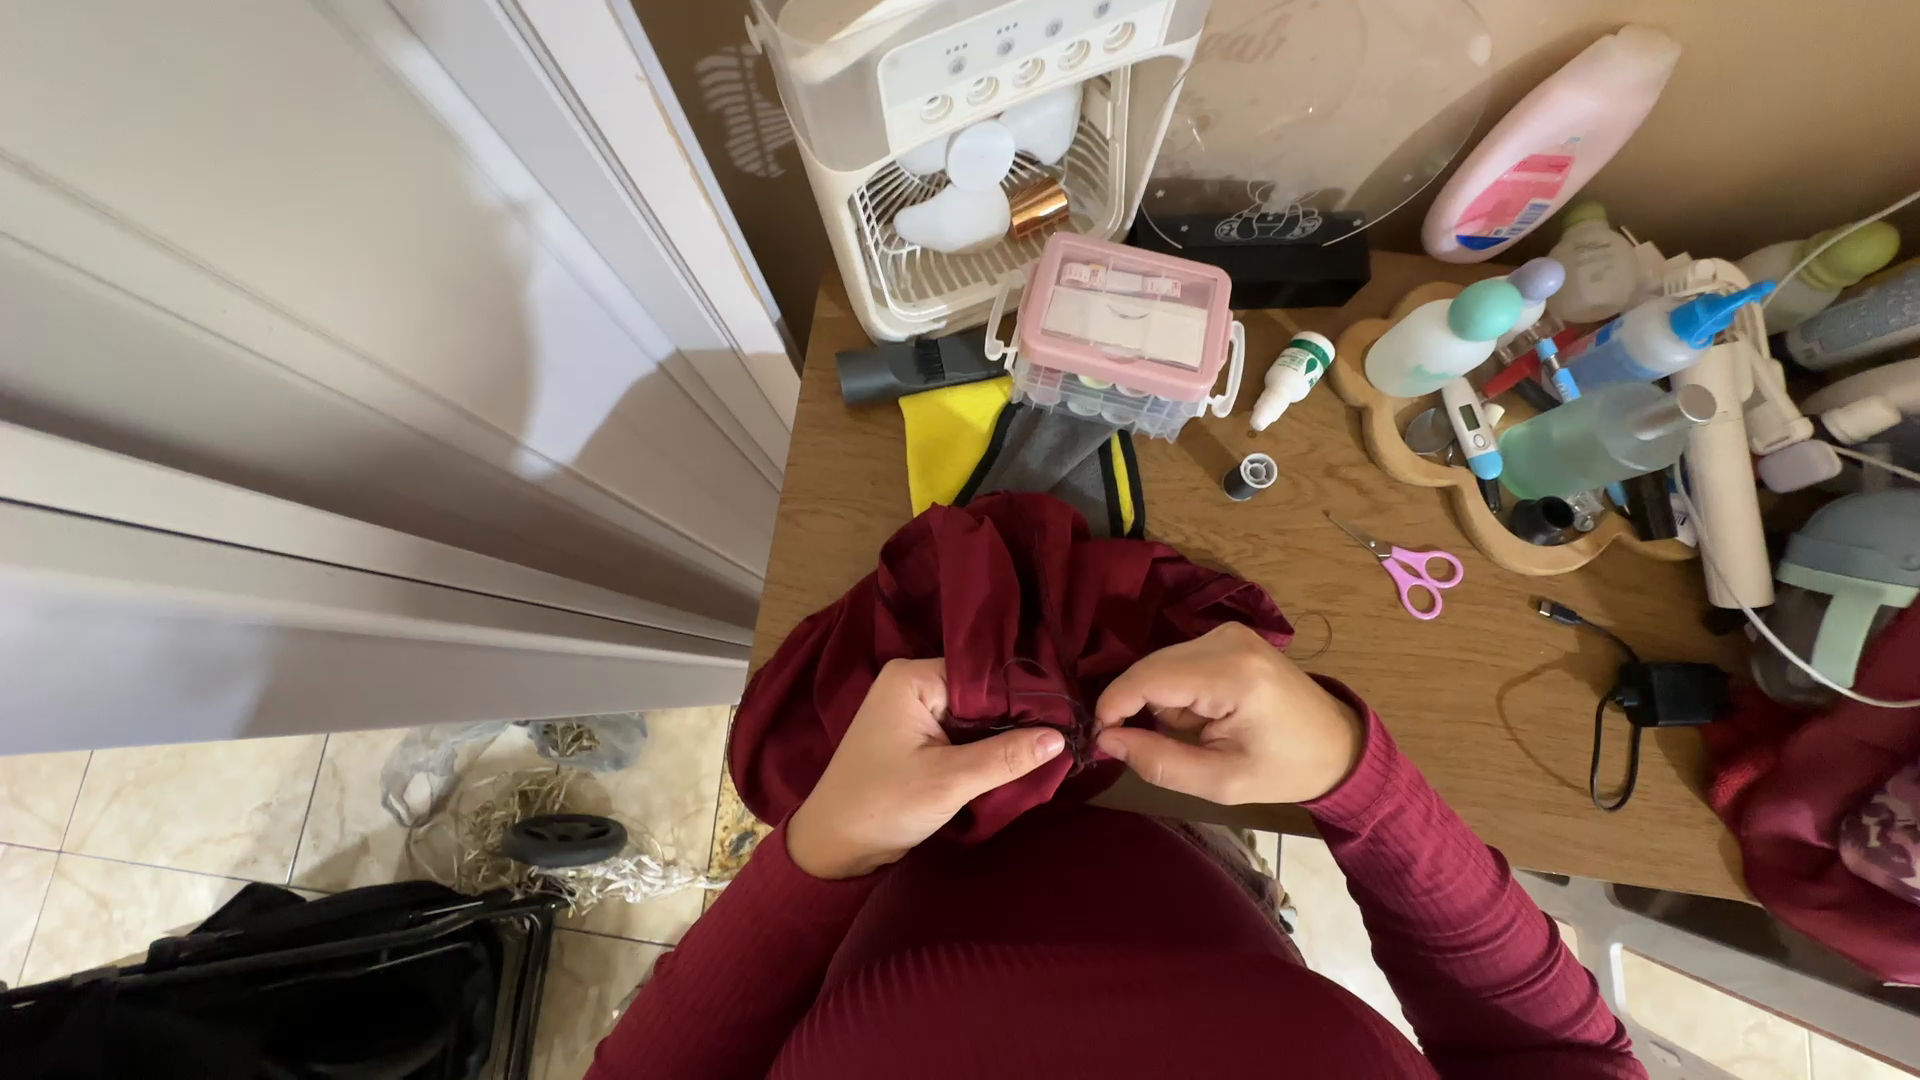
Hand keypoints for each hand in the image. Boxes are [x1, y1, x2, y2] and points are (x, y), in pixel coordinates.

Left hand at [786, 658, 1066, 878]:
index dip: (1023, 695)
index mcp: (913, 677)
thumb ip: (1005, 756)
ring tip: (1050, 746)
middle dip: (1015, 717)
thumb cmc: (884, 804)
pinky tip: (1018, 757)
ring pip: (975, 713)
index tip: (1064, 716)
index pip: (983, 673)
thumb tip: (1059, 736)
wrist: (834, 846)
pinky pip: (961, 730)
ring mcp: (914, 708)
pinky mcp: (918, 734)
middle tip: (1063, 735)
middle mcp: (913, 682)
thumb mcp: (949, 780)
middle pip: (981, 692)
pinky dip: (984, 746)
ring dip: (1002, 734)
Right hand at [1093, 623, 1362, 804]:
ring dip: (1159, 699)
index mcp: (1231, 676)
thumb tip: (1105, 738)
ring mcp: (1227, 632)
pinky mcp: (1226, 634)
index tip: (1100, 738)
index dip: (1114, 704)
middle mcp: (1226, 640)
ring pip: (1159, 662)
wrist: (1339, 746)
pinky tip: (1198, 714)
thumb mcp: (1219, 782)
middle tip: (1149, 746)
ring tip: (1190, 732)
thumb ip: (1157, 762)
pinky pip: (1176, 659)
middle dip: (1138, 706)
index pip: (1148, 678)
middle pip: (1149, 667)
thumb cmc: (1284, 770)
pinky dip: (1174, 688)